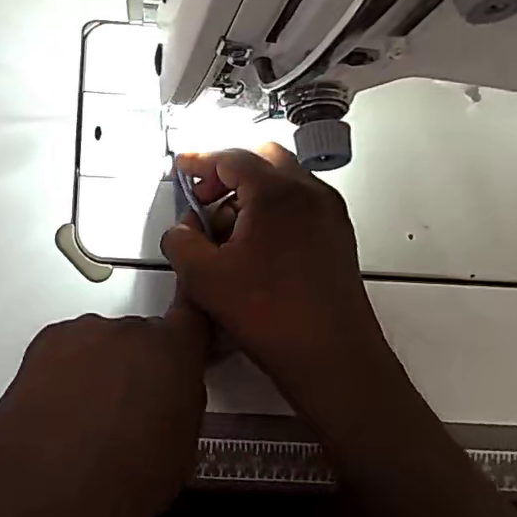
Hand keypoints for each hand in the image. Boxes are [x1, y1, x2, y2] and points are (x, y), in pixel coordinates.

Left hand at [0, 304, 210, 516]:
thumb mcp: (178, 454)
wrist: (43, 481)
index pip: (194, 322)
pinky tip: (65, 407)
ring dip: (103, 367)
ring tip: (93, 417)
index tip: (189, 347)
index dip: (191, 336)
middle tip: (134, 408)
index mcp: (172, 354)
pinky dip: (69, 369)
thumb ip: (183, 406)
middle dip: (141, 365)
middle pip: (143, 336)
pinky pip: (69, 348)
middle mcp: (129, 332)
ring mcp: (85, 331)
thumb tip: (174, 399)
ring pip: (104, 342)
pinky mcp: (48, 338)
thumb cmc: (114, 481)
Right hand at [159, 144, 393, 393]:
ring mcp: (328, 215)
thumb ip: (179, 240)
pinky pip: (298, 203)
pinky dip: (270, 208)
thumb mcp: (202, 276)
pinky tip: (251, 245)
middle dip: (226, 171)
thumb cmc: (273, 316)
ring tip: (223, 227)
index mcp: (276, 193)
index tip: (182, 168)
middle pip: (262, 158)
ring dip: (249, 190)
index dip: (199, 160)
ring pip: (282, 179)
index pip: (231, 156)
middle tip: (203, 196)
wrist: (332, 360)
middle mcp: (309, 194)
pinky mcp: (337, 237)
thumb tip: (182, 230)